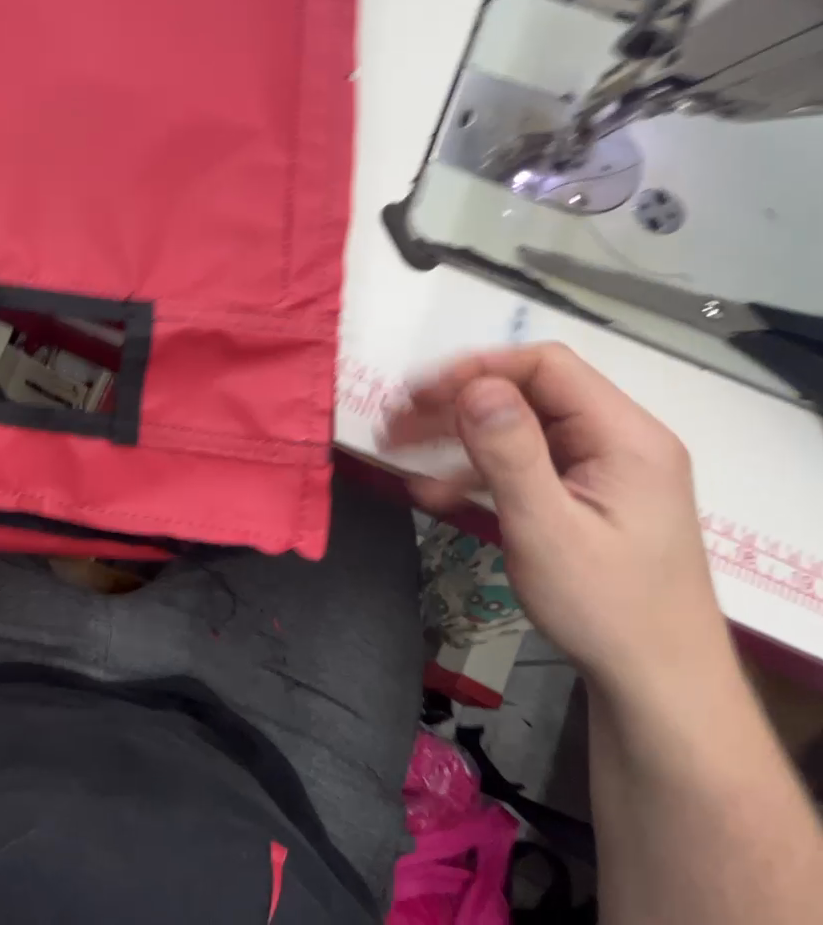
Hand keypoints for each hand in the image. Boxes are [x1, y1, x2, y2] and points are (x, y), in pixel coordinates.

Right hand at [381, 343, 726, 695]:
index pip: (547, 368)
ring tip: (396, 452)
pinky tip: (434, 492)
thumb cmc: (603, 604)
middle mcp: (615, 441)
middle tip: (392, 425)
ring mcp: (598, 468)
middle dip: (453, 404)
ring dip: (452, 436)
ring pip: (513, 427)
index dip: (477, 370)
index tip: (417, 396)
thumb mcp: (546, 525)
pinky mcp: (579, 493)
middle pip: (524, 394)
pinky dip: (472, 470)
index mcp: (623, 438)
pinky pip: (518, 462)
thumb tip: (473, 387)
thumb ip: (510, 452)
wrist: (652, 676)